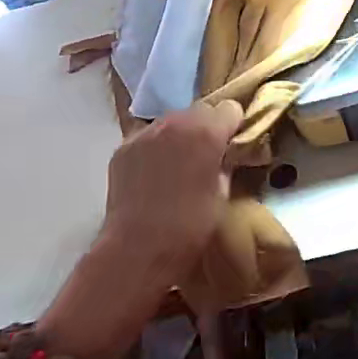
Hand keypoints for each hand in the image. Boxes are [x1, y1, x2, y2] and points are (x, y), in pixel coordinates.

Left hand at [38, 100, 243, 358]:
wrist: (138, 249)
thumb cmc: (190, 227)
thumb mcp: (222, 194)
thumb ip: (225, 165)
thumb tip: (225, 155)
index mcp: (206, 133)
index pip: (230, 108)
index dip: (234, 125)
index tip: (234, 143)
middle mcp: (174, 123)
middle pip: (199, 110)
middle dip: (207, 126)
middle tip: (208, 154)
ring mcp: (144, 133)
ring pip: (171, 120)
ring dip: (180, 134)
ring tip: (179, 162)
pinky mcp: (123, 147)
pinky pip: (147, 136)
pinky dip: (156, 146)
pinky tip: (155, 171)